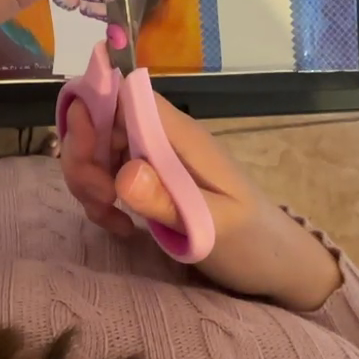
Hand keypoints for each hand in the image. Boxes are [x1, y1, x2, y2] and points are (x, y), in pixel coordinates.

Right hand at [60, 94, 341, 310]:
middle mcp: (160, 137)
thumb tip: (123, 174)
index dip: (91, 112)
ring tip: (110, 217)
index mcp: (177, 134)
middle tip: (101, 200)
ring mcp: (151, 160)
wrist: (276, 264)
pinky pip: (105, 178)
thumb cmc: (252, 241)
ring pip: (96, 151)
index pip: (120, 95)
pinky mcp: (146, 183)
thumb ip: (167, 200)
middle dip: (83, 158)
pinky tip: (120, 226)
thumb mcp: (214, 225)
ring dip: (87, 182)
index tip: (87, 156)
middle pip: (99, 122)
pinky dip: (99, 200)